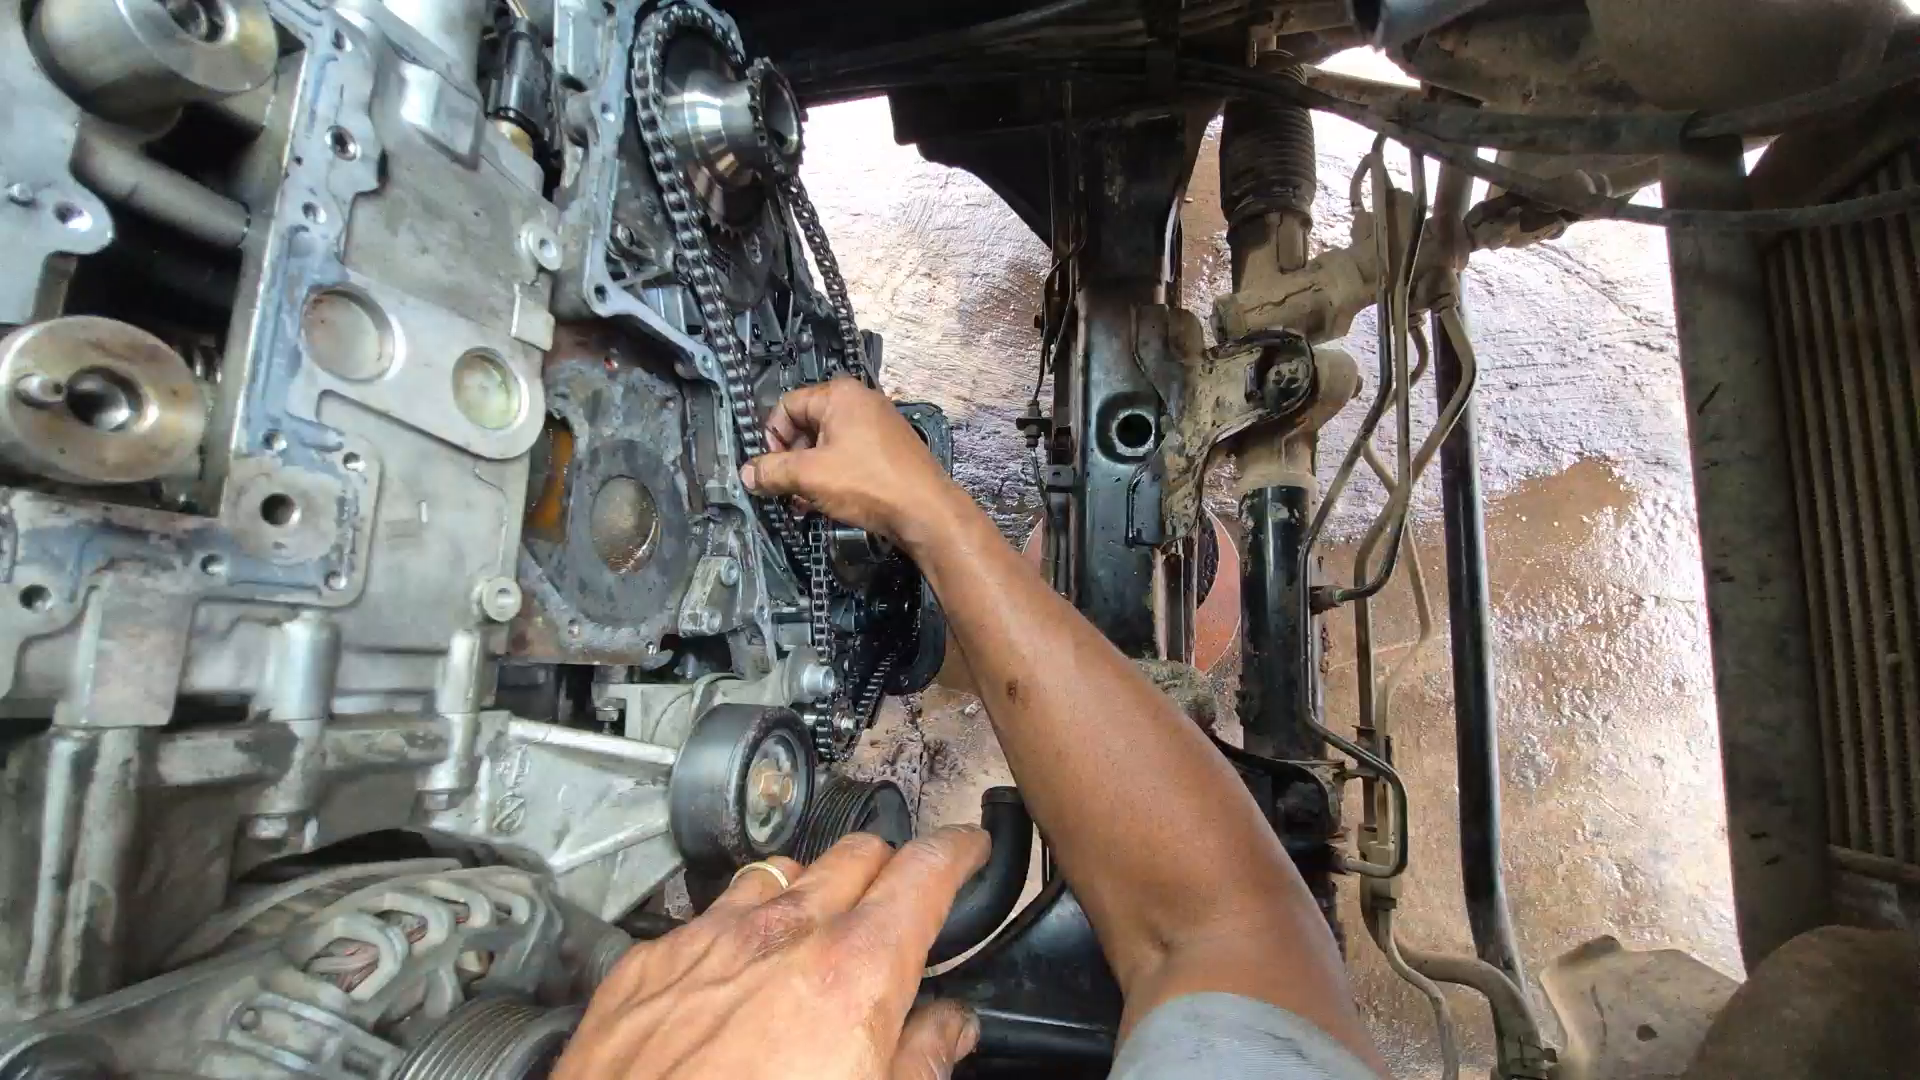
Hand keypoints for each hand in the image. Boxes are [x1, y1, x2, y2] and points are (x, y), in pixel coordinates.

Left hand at [552, 828, 988, 1079]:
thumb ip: (922, 1062)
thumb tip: (950, 1026)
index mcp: (850, 973)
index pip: (923, 873)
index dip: (957, 851)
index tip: (967, 849)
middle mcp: (781, 934)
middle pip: (857, 854)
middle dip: (888, 868)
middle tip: (895, 909)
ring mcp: (708, 940)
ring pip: (785, 872)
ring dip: (812, 892)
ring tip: (814, 939)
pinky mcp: (647, 965)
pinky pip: (711, 913)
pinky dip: (740, 927)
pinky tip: (734, 978)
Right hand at [740, 378, 962, 548]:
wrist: (926, 511)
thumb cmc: (867, 483)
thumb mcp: (810, 476)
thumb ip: (773, 471)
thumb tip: (746, 474)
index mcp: (839, 395)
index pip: (787, 406)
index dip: (771, 437)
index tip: (769, 469)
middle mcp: (860, 402)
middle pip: (807, 425)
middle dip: (791, 459)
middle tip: (786, 489)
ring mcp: (878, 426)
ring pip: (828, 445)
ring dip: (809, 473)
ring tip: (802, 502)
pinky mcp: (889, 450)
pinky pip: (849, 456)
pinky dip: (832, 476)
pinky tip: (824, 503)